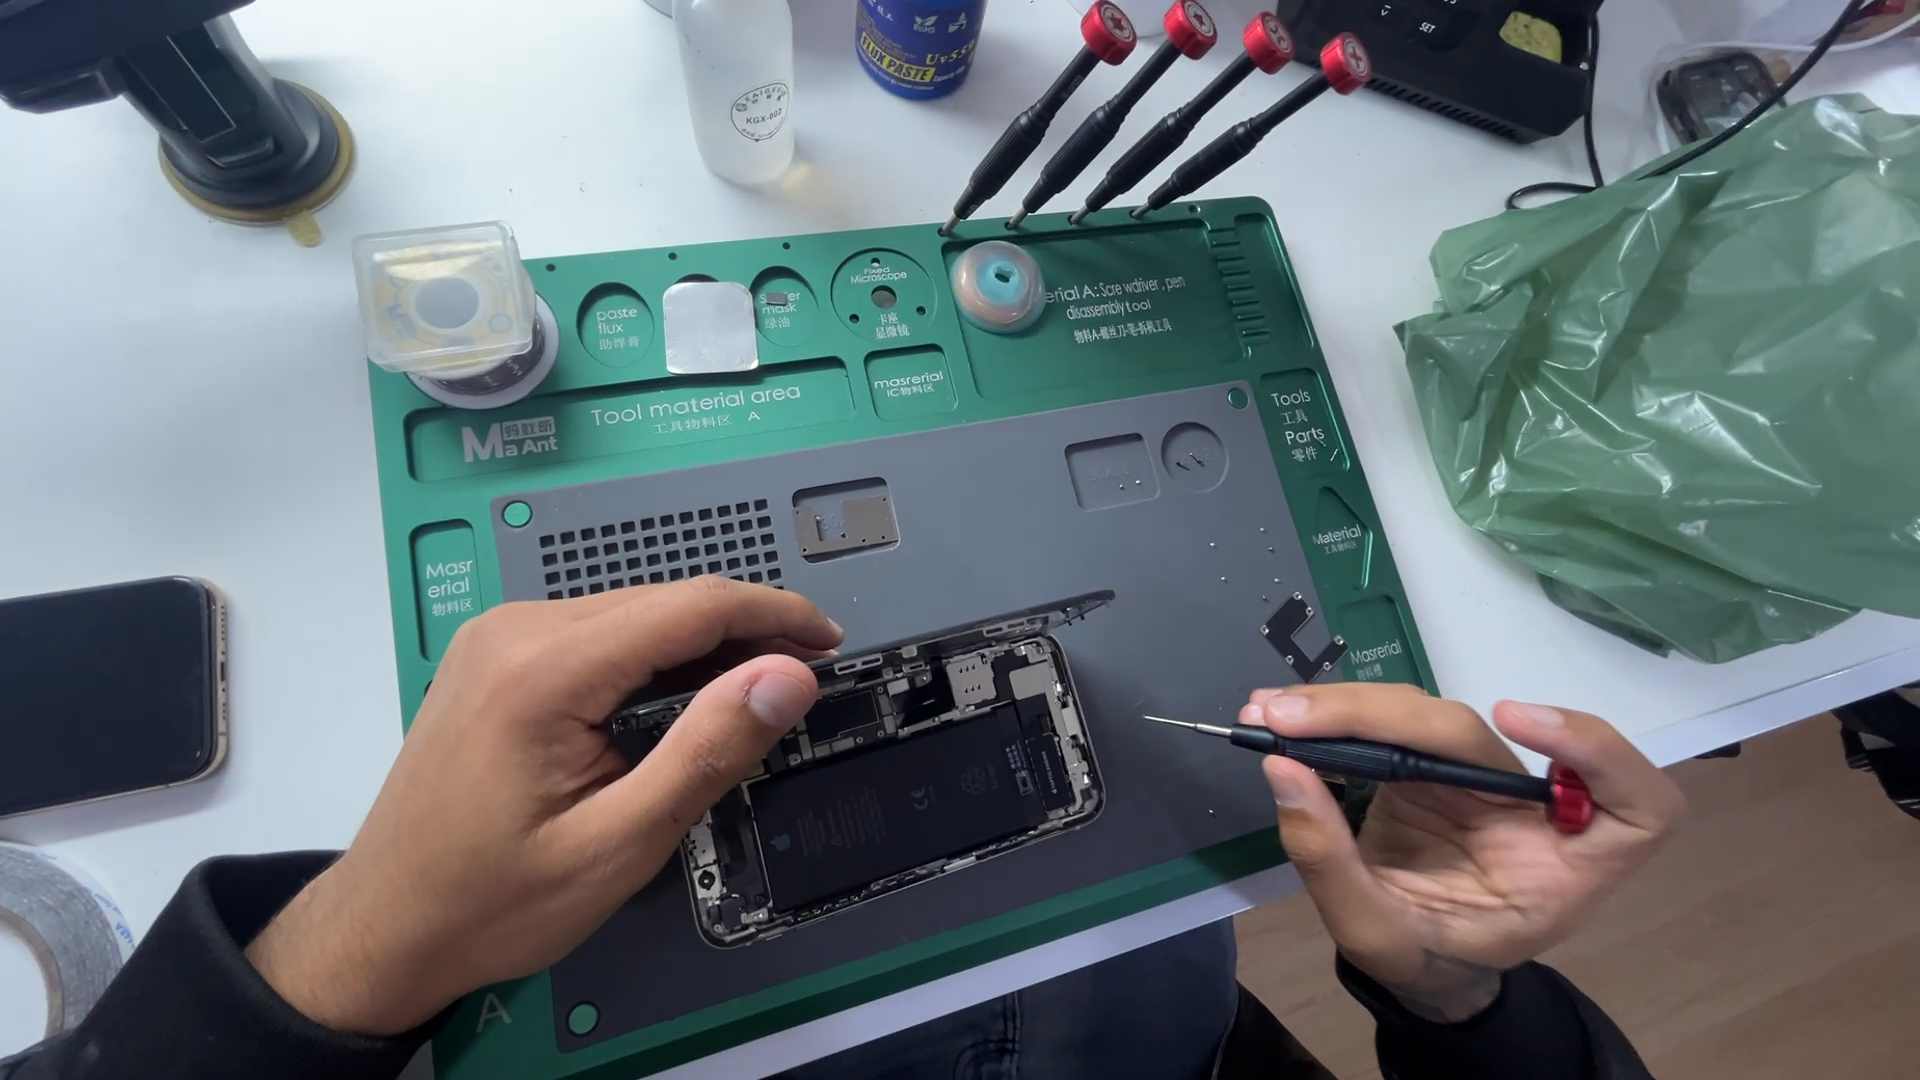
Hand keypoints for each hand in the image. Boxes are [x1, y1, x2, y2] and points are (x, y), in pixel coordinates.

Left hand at [246, 579, 842, 1034]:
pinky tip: (697, 686)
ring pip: (644, 610)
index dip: (775, 613)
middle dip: (750, 627)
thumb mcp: (621, 842)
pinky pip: (612, 629)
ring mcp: (508, 633)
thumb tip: (791, 675)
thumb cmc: (499, 900)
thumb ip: (709, 749)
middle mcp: (522, 626)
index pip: (692, 607)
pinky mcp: (508, 649)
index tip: (829, 641)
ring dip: (713, 639)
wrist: (382, 930)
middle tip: (805, 673)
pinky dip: (668, 651)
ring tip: (765, 682)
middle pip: (670, 601)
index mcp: (545, 667)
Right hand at [1246, 684, 1683, 1022]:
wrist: (1412, 957)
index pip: (1631, 802)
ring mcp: (1468, 778)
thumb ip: (1328, 858)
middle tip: (1288, 718)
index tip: (1514, 720)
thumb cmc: (1420, 957)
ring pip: (1414, 713)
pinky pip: (1380, 721)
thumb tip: (1281, 766)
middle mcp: (1521, 806)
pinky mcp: (1422, 762)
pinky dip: (1327, 713)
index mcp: (1557, 867)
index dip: (1591, 750)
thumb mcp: (1372, 930)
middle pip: (1466, 733)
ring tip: (1267, 712)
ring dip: (1336, 705)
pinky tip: (1278, 713)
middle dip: (1373, 714)